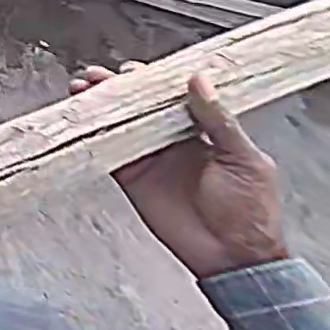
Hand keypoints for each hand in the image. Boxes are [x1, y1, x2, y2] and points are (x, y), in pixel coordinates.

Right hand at [70, 65, 288, 278]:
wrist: (233, 257)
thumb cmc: (252, 211)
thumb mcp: (245, 161)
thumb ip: (218, 122)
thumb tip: (199, 79)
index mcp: (198, 131)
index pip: (167, 97)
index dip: (147, 81)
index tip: (131, 71)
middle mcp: (168, 138)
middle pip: (134, 104)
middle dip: (113, 86)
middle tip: (99, 77)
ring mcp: (145, 154)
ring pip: (114, 119)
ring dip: (96, 101)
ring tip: (81, 88)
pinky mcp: (126, 172)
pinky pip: (103, 145)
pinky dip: (88, 130)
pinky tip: (78, 115)